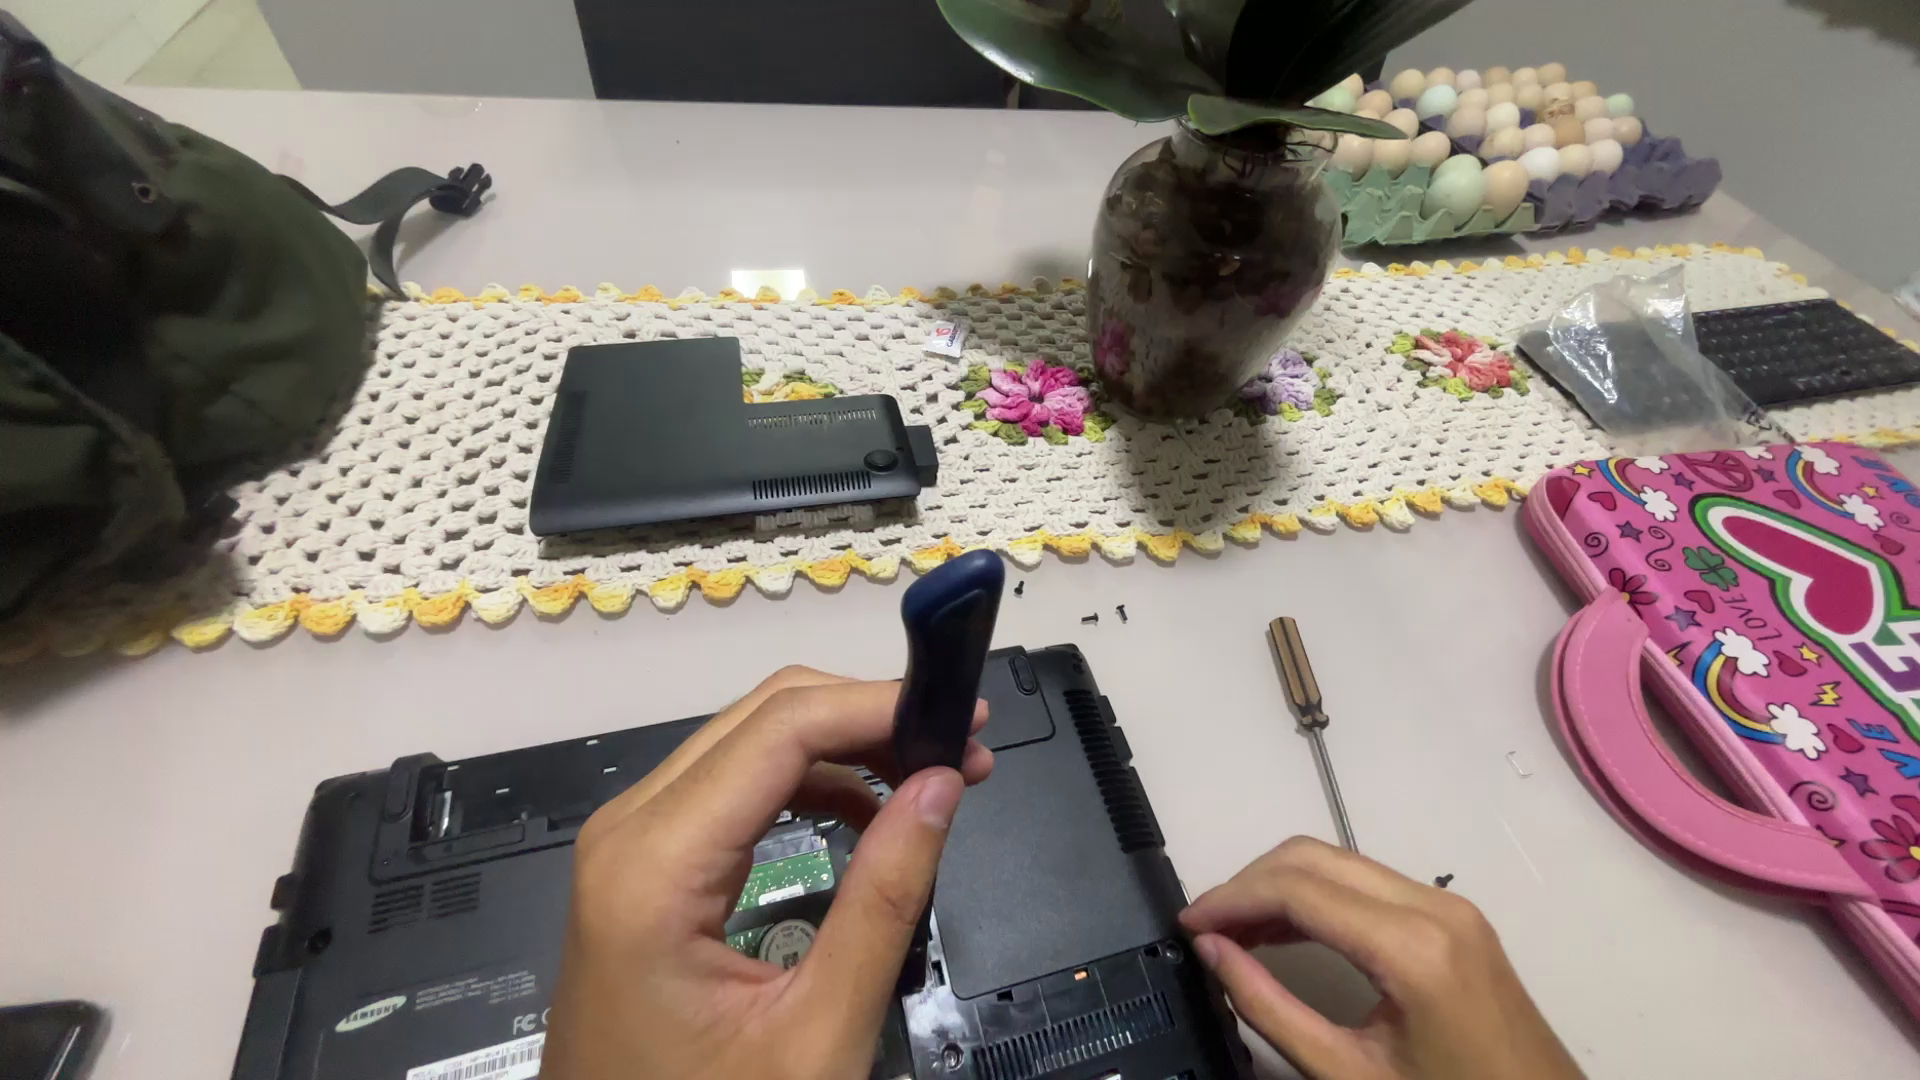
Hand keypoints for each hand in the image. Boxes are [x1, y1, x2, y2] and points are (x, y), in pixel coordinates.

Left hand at [541, 666, 993, 1079]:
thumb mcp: (817, 1034)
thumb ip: (884, 900)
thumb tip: (942, 785)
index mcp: (657, 867)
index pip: (782, 729)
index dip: (877, 706)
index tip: (961, 719)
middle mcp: (634, 825)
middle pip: (768, 714)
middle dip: (870, 716)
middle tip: (955, 747)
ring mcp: (637, 834)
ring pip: (758, 735)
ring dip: (849, 741)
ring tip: (927, 775)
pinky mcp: (654, 853)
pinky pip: (744, 778)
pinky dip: (816, 776)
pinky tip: (869, 808)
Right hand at [1180, 837, 1584, 1079]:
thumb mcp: (1350, 1078)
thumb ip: (1268, 1007)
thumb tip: (1210, 950)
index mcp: (1412, 947)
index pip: (1295, 888)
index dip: (1230, 899)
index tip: (1189, 924)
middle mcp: (1431, 904)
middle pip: (1310, 856)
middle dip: (1248, 883)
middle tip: (1209, 927)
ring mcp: (1446, 904)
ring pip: (1333, 860)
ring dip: (1276, 884)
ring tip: (1235, 929)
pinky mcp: (1451, 916)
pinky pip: (1361, 882)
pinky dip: (1312, 894)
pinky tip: (1283, 929)